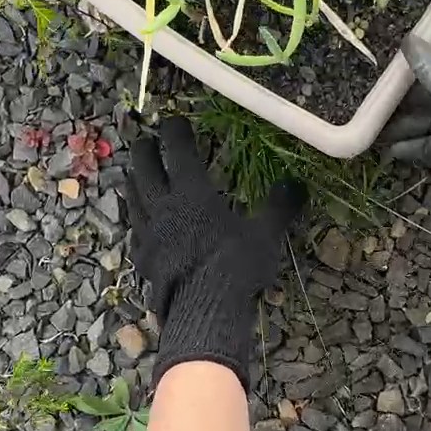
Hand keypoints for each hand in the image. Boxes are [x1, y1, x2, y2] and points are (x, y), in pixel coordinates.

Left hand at [124, 117, 304, 388]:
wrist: (204, 309)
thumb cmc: (236, 266)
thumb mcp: (264, 234)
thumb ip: (279, 207)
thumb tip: (297, 184)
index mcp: (192, 194)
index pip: (179, 152)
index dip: (175, 132)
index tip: (172, 120)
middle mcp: (164, 208)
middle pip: (145, 171)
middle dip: (144, 152)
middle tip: (144, 141)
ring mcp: (148, 236)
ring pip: (133, 201)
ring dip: (133, 183)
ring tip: (133, 175)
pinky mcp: (142, 262)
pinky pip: (135, 236)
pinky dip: (136, 224)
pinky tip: (138, 227)